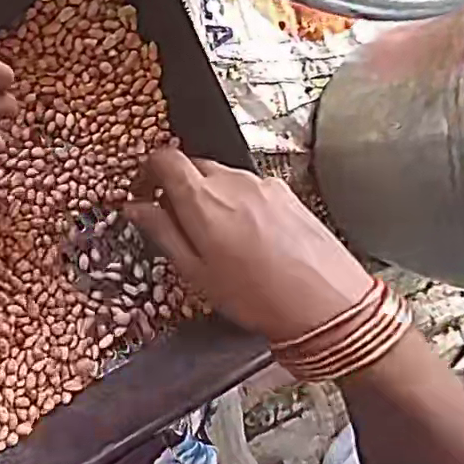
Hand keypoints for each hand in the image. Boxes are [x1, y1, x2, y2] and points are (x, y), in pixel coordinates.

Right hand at [123, 146, 371, 341]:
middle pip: (192, 165)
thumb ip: (161, 231)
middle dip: (178, 187)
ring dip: (209, 195)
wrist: (328, 304)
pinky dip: (237, 202)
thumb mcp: (194, 270)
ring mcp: (262, 184)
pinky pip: (249, 187)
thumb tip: (135, 207)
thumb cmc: (254, 294)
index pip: (164, 158)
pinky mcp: (286, 192)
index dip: (148, 171)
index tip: (145, 192)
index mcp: (201, 198)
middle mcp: (231, 180)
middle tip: (178, 222)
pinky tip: (247, 236)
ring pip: (222, 177)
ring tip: (217, 236)